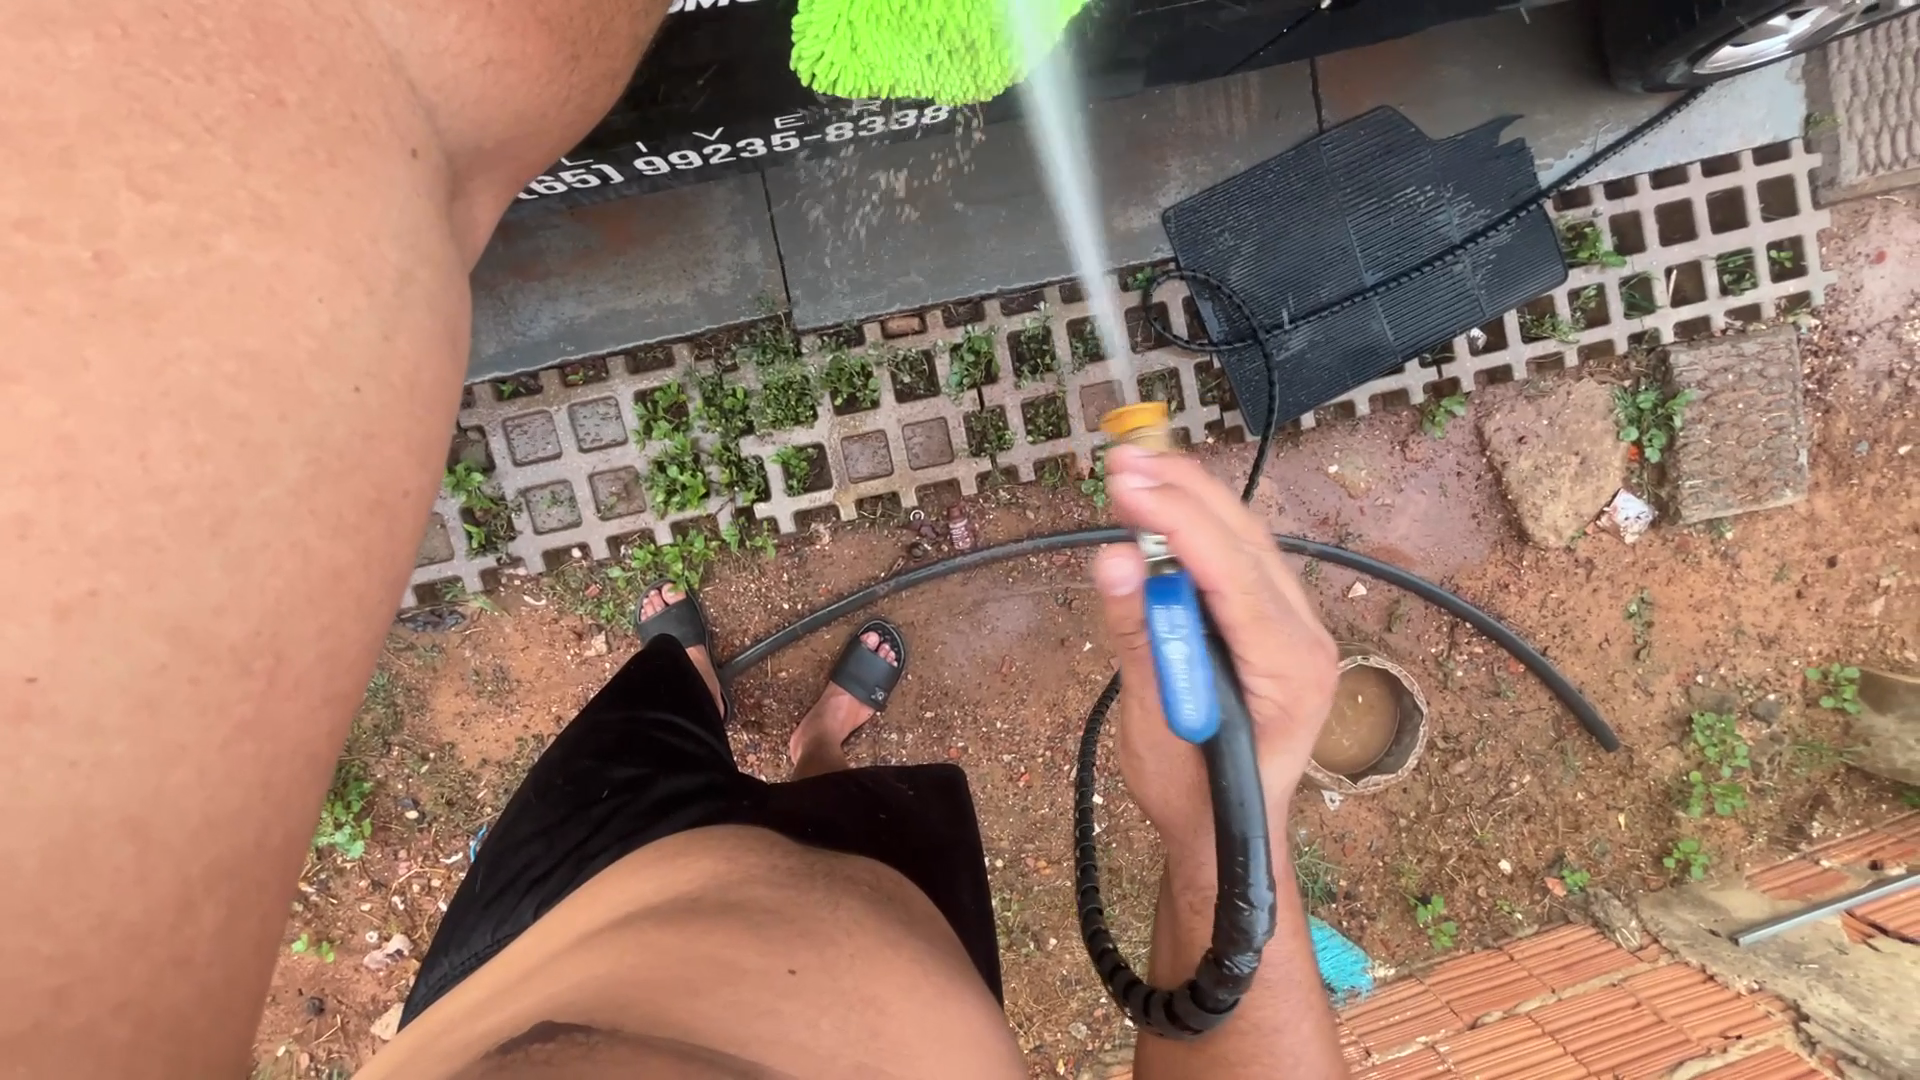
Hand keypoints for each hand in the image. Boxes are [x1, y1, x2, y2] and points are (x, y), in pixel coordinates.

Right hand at [1090, 445, 1337, 863]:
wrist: (1228, 832)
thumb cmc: (1193, 793)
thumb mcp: (1155, 723)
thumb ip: (1139, 638)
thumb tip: (1113, 559)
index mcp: (1289, 665)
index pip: (1232, 570)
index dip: (1176, 521)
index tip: (1123, 484)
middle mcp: (1304, 633)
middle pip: (1245, 540)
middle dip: (1183, 492)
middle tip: (1122, 461)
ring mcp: (1293, 626)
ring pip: (1244, 540)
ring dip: (1188, 500)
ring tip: (1134, 470)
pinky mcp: (1269, 623)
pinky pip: (1236, 559)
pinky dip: (1194, 526)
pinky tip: (1161, 509)